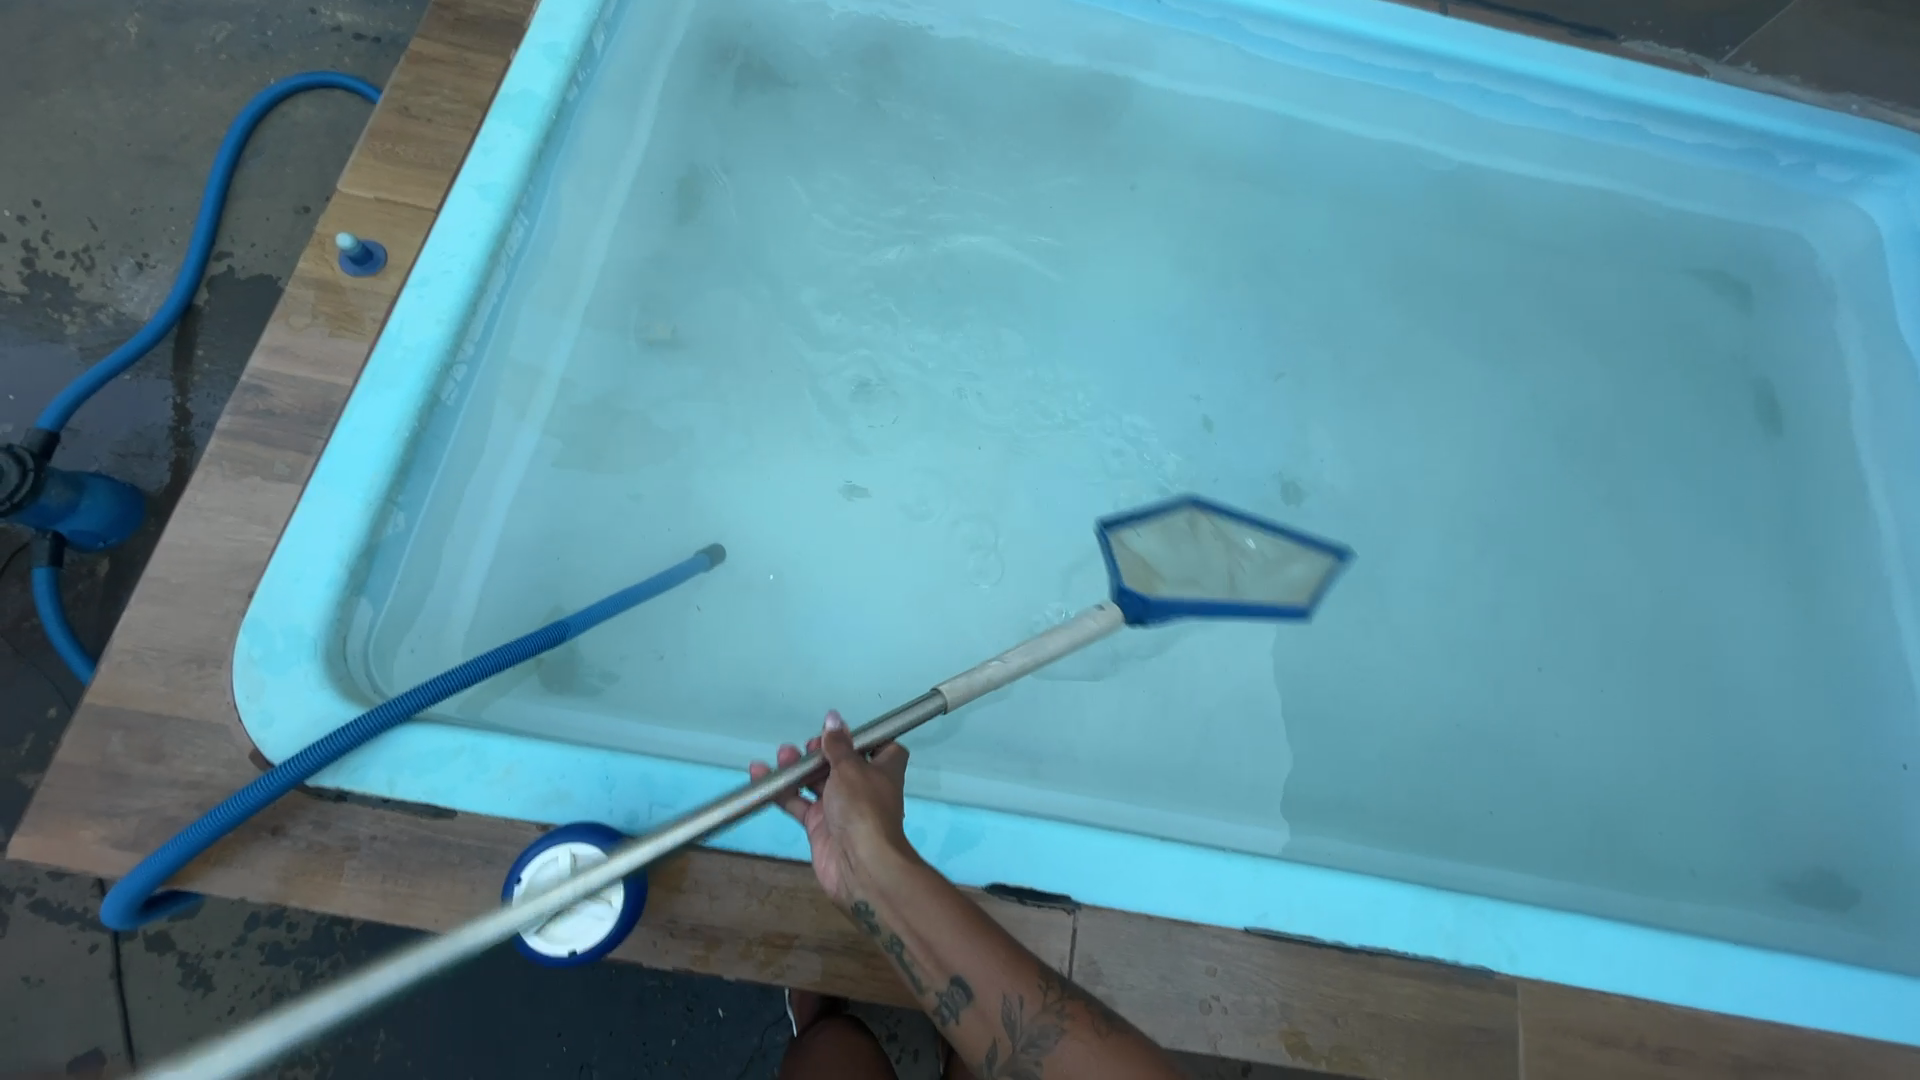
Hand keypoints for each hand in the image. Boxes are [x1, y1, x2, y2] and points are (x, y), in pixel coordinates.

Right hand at [749, 710, 912, 906]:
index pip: (879, 747)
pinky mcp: (820, 825)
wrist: (860, 864)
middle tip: (809, 747)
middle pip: (841, 762)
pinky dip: (782, 790)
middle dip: (823, 751)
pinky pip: (799, 802)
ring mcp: (841, 807)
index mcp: (883, 769)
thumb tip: (834, 718)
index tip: (841, 731)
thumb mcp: (851, 768)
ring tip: (783, 754)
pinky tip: (761, 773)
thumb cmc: (864, 807)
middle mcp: (864, 786)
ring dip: (800, 767)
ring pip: (817, 781)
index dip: (862, 738)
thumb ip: (838, 744)